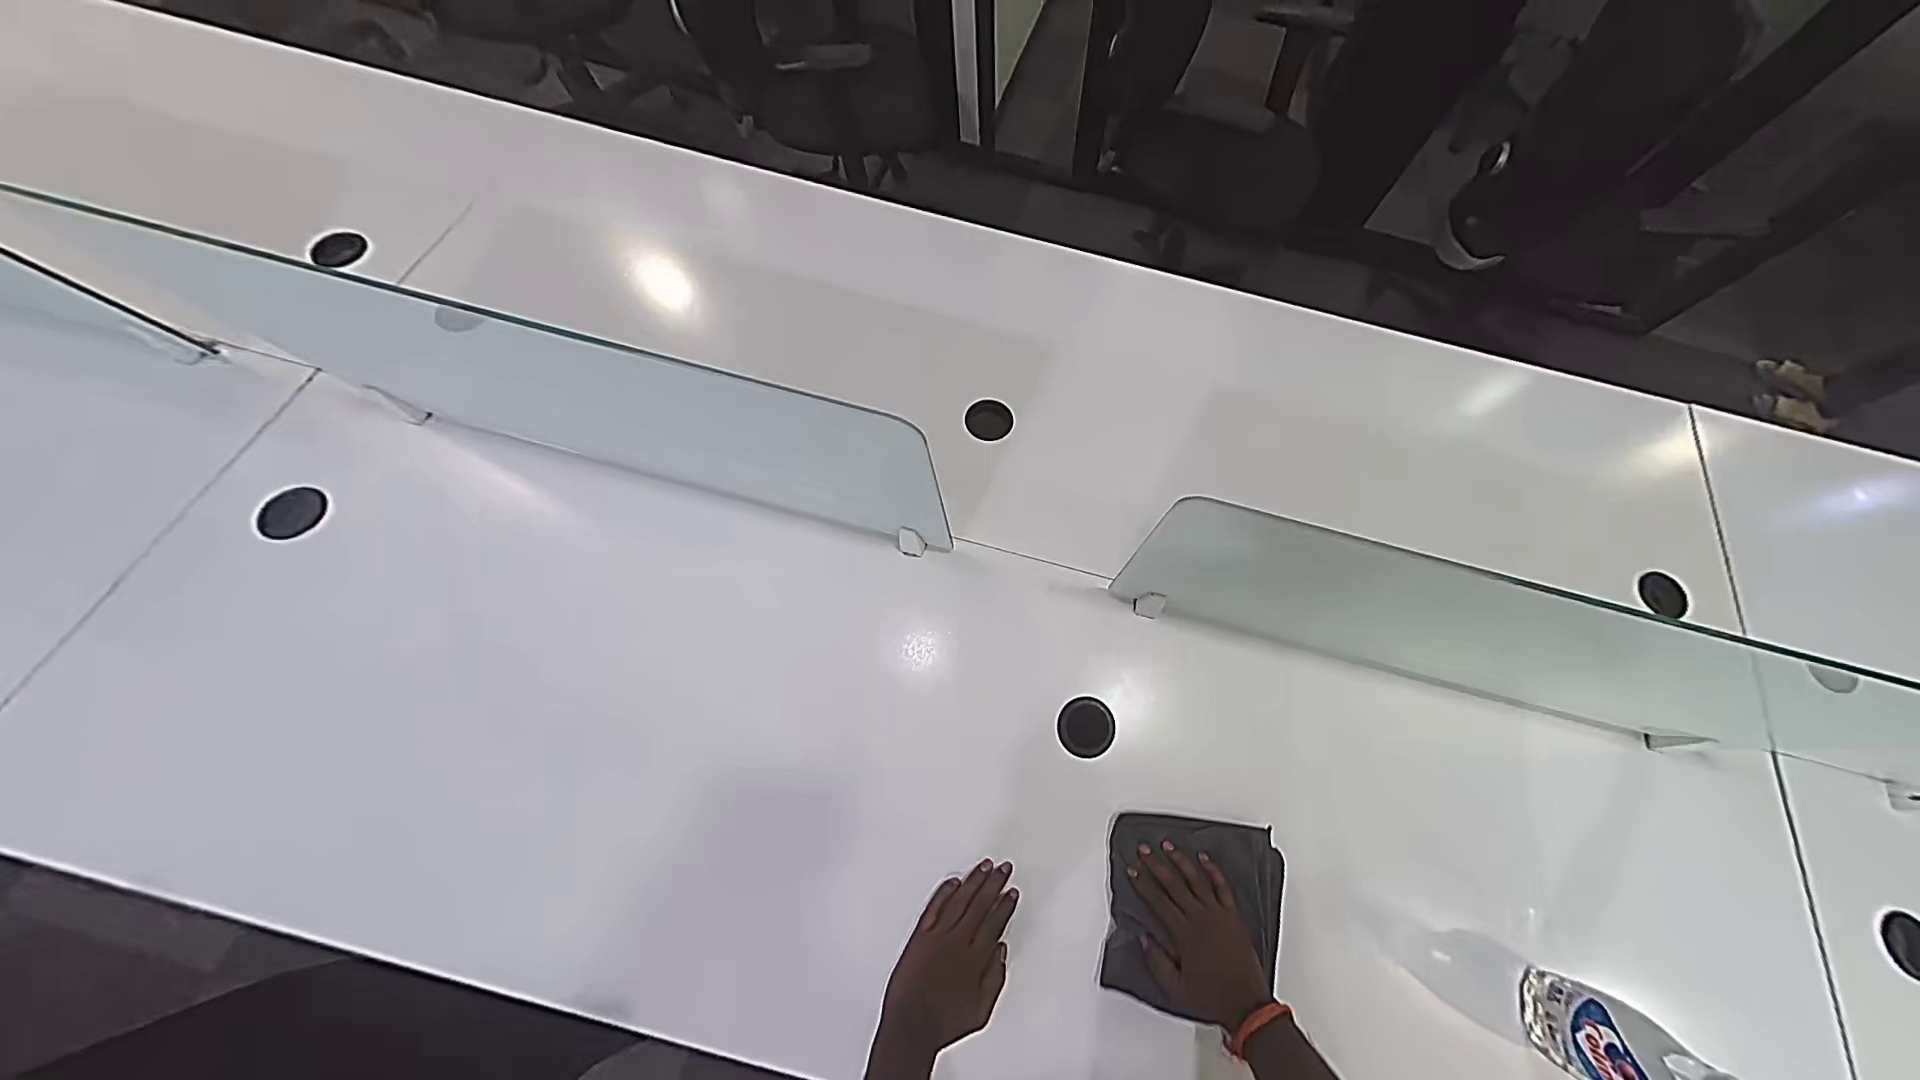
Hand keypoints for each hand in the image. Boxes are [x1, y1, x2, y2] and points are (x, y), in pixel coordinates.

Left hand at [867, 860, 1017, 1077]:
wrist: (910, 1026)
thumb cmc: (943, 1022)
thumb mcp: (981, 1009)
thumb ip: (995, 978)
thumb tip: (1001, 951)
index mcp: (974, 959)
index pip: (995, 922)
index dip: (1005, 904)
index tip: (1011, 891)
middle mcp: (957, 942)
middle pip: (980, 904)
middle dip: (994, 883)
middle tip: (1004, 868)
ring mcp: (938, 936)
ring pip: (959, 899)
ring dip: (974, 880)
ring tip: (984, 866)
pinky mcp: (920, 936)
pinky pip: (934, 907)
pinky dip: (944, 892)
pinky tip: (953, 881)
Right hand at [1128, 840, 1272, 1029]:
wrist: (1248, 1006)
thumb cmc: (1212, 998)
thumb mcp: (1175, 989)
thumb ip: (1157, 962)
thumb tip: (1144, 939)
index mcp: (1184, 934)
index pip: (1157, 900)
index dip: (1142, 883)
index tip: (1132, 870)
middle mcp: (1200, 918)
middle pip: (1173, 884)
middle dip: (1156, 864)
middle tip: (1144, 849)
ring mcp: (1218, 914)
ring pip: (1196, 879)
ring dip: (1180, 860)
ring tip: (1168, 845)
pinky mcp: (1233, 916)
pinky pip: (1223, 887)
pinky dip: (1214, 871)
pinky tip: (1204, 858)